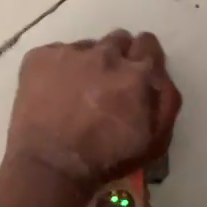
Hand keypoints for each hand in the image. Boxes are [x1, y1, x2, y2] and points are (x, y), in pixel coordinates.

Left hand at [5, 31, 181, 194]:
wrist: (49, 166)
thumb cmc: (105, 159)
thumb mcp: (154, 141)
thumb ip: (167, 101)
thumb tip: (160, 74)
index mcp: (136, 73)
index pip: (148, 45)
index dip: (143, 59)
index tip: (134, 74)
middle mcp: (105, 54)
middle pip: (118, 40)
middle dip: (117, 58)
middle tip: (106, 85)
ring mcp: (69, 53)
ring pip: (86, 46)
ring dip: (87, 63)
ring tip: (76, 91)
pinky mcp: (39, 57)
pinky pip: (55, 53)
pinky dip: (57, 68)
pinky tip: (53, 92)